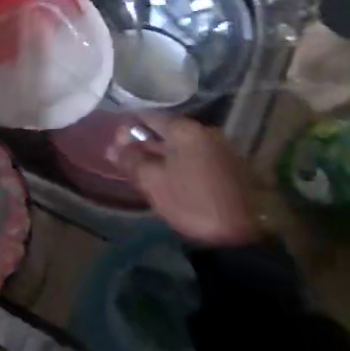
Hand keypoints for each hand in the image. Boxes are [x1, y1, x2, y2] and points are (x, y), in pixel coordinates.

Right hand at [112, 114, 264, 246]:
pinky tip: (165, 174)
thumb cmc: (188, 200)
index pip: (149, 116)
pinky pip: (194, 155)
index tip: (114, 142)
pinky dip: (176, 160)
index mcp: (186, 130)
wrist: (235, 234)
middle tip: (124, 156)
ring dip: (159, 152)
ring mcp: (221, 149)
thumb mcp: (150, 180)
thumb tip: (114, 147)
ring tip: (141, 168)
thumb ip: (129, 158)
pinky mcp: (229, 166)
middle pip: (166, 130)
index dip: (127, 126)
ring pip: (181, 144)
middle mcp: (206, 132)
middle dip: (143, 141)